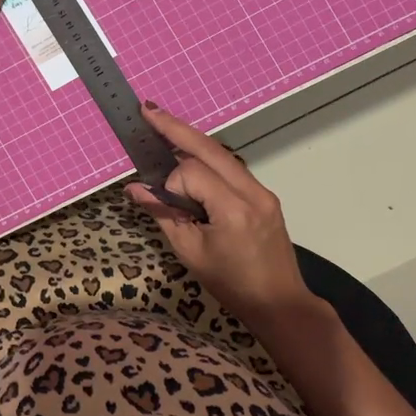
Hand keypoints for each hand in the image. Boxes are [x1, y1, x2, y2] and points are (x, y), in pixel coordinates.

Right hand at [125, 103, 314, 323]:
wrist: (281, 305)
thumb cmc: (232, 284)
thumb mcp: (190, 253)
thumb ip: (163, 214)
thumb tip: (134, 188)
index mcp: (234, 209)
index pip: (192, 173)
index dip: (172, 184)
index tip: (167, 206)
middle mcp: (252, 192)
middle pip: (209, 147)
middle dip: (176, 128)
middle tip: (147, 110)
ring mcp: (262, 191)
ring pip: (221, 153)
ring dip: (191, 140)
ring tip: (163, 126)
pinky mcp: (264, 196)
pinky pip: (230, 167)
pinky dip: (206, 157)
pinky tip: (188, 154)